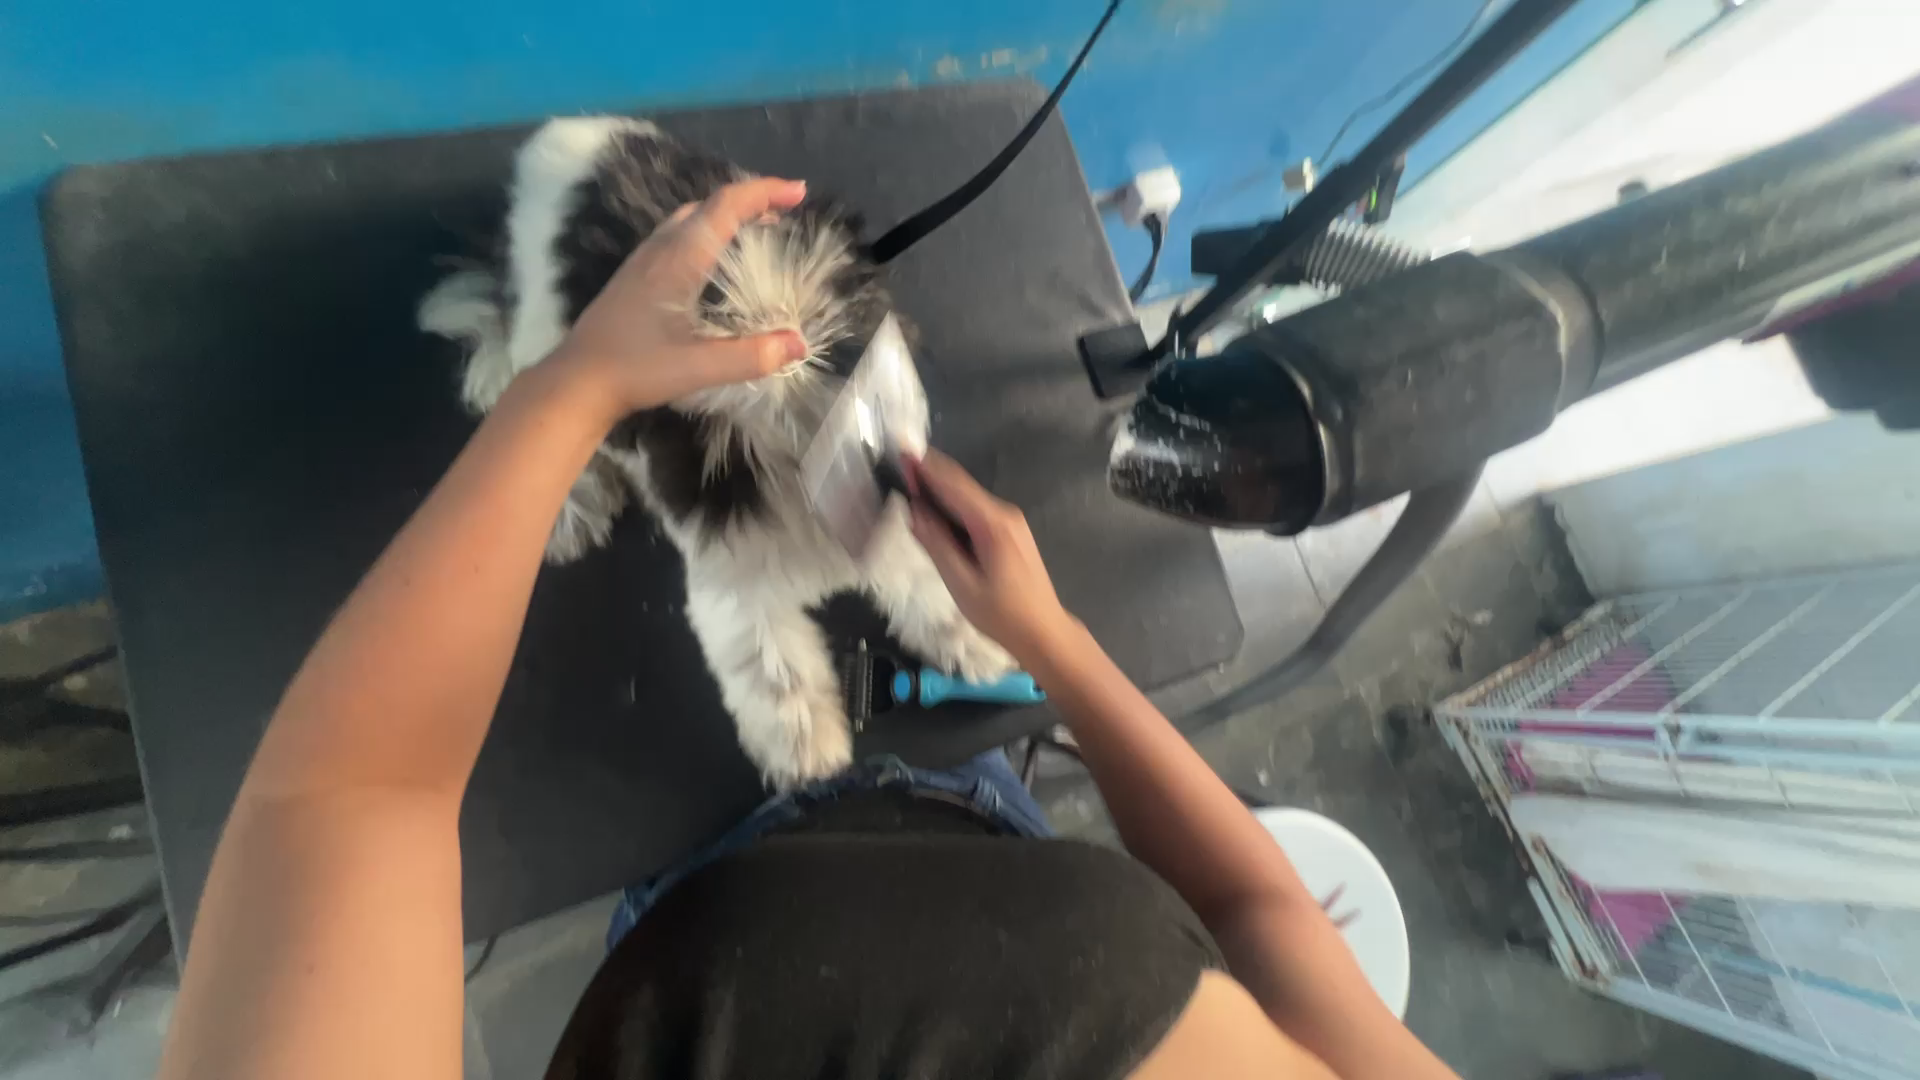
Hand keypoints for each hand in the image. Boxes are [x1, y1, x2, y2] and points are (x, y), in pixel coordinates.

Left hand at [548, 177, 812, 420]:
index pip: (724, 207)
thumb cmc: (635, 370)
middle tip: (786, 211)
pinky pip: (680, 237)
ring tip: (761, 228)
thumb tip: (800, 343)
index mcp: (677, 259)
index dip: (763, 192)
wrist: (578, 382)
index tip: (799, 191)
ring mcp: (644, 262)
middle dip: (751, 200)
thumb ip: (751, 356)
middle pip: (708, 206)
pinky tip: (719, 260)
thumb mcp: (698, 367)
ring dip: (729, 216)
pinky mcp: (637, 278)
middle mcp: (660, 250)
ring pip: (691, 219)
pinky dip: (711, 233)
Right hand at [903, 450, 1076, 661]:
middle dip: (930, 476)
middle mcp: (1004, 513)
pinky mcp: (1010, 531)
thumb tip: (914, 510)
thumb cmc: (1001, 614)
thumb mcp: (961, 583)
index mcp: (993, 523)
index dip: (926, 466)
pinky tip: (936, 513)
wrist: (1044, 632)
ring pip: (968, 497)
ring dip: (940, 492)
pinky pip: (976, 510)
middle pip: (961, 485)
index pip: (954, 483)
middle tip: (898, 470)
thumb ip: (936, 544)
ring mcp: (1011, 521)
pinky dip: (953, 507)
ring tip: (910, 488)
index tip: (900, 452)